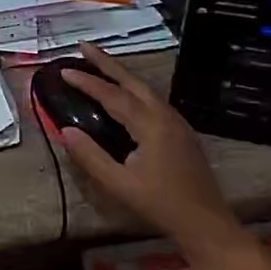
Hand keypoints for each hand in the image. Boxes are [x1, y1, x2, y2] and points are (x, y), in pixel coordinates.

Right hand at [57, 43, 237, 243]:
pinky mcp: (180, 131)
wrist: (207, 223)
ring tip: (98, 64)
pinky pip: (151, 99)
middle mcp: (165, 115)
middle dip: (107, 62)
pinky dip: (132, 88)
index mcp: (150, 125)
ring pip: (144, 88)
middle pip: (132, 80)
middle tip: (83, 46)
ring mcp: (176, 122)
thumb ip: (91, 156)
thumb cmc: (161, 204)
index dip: (87, 81)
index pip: (112, 95)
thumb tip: (65, 130)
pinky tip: (123, 92)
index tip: (63, 70)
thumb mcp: (119, 184)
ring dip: (120, 73)